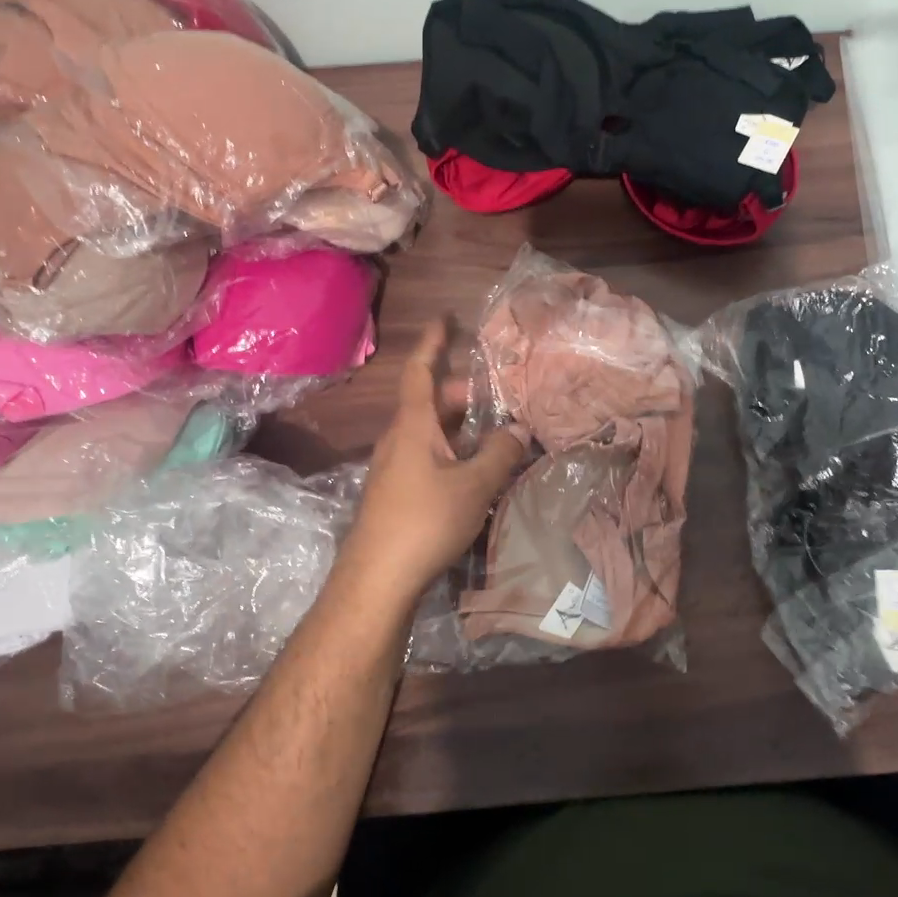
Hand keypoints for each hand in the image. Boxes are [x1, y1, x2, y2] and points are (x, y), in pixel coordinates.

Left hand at [339, 319, 525, 600]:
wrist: (377, 579)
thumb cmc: (425, 521)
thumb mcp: (473, 487)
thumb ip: (500, 454)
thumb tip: (520, 430)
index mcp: (414, 426)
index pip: (421, 371)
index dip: (434, 343)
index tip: (446, 318)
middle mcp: (400, 439)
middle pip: (432, 403)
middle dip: (464, 393)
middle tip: (500, 392)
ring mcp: (396, 468)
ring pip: (433, 433)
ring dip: (462, 426)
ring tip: (499, 429)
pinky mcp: (398, 494)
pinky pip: (431, 457)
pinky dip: (456, 452)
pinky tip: (480, 470)